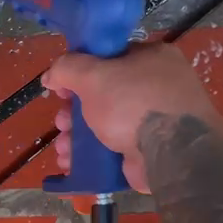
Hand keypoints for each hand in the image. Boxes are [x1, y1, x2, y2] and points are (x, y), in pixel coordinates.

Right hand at [43, 43, 222, 193]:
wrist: (171, 150)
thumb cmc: (133, 104)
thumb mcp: (94, 76)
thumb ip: (67, 68)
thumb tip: (51, 75)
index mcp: (150, 59)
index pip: (108, 60)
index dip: (79, 74)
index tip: (62, 91)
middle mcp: (154, 86)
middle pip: (99, 97)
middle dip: (72, 115)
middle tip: (62, 125)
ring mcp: (152, 118)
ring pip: (100, 125)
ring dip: (74, 138)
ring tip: (64, 150)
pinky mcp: (146, 147)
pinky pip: (108, 147)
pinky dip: (88, 156)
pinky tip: (72, 163)